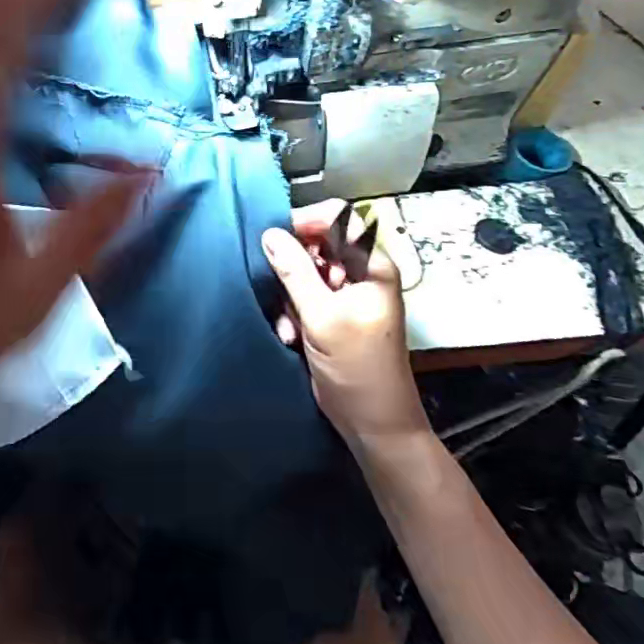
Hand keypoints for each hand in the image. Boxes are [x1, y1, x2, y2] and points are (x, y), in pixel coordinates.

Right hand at [262, 200, 429, 446]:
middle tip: (280, 291)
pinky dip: (294, 312)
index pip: (337, 219)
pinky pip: (306, 297)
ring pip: (307, 272)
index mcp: (371, 266)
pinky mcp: (334, 315)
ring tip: (288, 326)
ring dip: (290, 296)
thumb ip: (295, 272)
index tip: (275, 240)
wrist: (374, 425)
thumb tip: (269, 234)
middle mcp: (361, 273)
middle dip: (293, 267)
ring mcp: (348, 295)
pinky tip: (290, 335)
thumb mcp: (321, 318)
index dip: (306, 222)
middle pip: (318, 245)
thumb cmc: (357, 369)